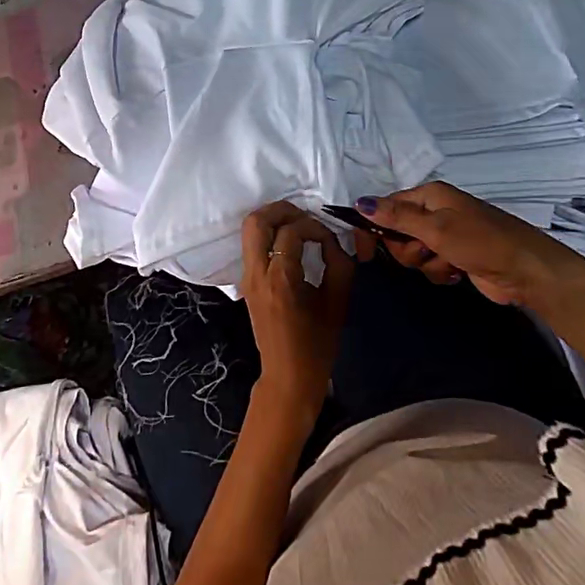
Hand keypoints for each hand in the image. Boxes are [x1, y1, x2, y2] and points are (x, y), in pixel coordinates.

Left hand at [239, 201, 353, 406]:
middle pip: (256, 221)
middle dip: (282, 210)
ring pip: (249, 231)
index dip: (314, 227)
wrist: (288, 374)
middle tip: (306, 216)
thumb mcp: (338, 302)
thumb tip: (333, 240)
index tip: (329, 239)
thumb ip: (339, 264)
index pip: (291, 233)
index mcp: (280, 280)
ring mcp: (247, 277)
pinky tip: (291, 244)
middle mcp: (257, 274)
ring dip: (273, 220)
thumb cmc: (317, 344)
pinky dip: (269, 235)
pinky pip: (252, 246)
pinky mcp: (246, 282)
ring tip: (300, 226)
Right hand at [353, 181, 579, 305]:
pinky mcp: (456, 257)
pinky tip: (457, 273)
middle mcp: (436, 211)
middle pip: (397, 233)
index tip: (364, 250)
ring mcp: (447, 235)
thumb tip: (360, 203)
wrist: (527, 271)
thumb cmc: (481, 242)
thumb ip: (396, 217)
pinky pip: (431, 266)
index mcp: (431, 195)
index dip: (373, 227)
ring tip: (448, 263)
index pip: (387, 207)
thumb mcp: (435, 228)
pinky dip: (440, 272)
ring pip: (413, 253)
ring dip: (427, 264)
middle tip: (425, 251)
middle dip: (407, 249)